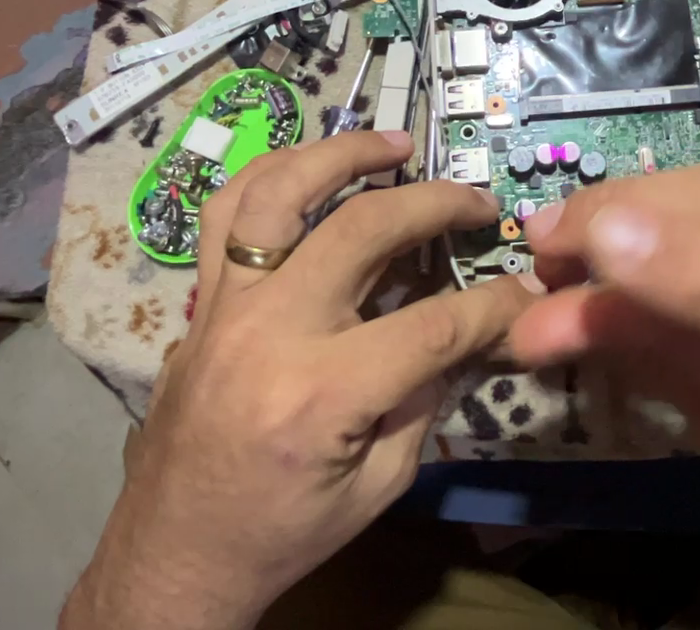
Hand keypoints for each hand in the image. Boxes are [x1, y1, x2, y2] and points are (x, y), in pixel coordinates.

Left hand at [64, 132, 543, 629]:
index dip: (492, 303)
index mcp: (323, 395)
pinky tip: (310, 165)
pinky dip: (270, 174)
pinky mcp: (199, 302)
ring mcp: (223, 307)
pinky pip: (223, 214)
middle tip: (476, 201)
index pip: (432, 325)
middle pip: (362, 229)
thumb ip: (429, 394)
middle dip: (434, 204)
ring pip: (278, 193)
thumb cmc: (285, 531)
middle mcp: (269, 332)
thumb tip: (472, 327)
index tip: (526, 290)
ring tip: (393, 143)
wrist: (173, 557)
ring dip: (341, 154)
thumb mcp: (380, 482)